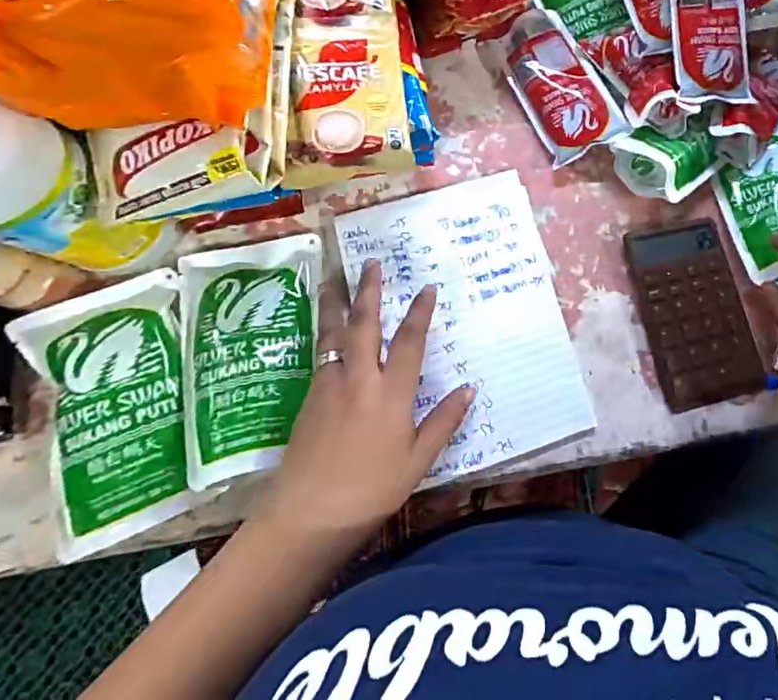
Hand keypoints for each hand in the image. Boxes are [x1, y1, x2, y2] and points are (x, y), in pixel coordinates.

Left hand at [257, 261, 474, 542]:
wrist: (308, 514)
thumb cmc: (371, 490)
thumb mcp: (417, 461)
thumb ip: (443, 422)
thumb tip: (469, 388)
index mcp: (391, 394)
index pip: (410, 342)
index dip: (420, 313)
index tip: (427, 287)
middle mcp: (360, 379)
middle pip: (364, 324)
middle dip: (370, 291)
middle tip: (371, 263)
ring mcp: (330, 384)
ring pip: (334, 332)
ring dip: (336, 302)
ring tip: (334, 277)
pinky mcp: (309, 396)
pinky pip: (320, 351)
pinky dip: (325, 329)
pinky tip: (325, 325)